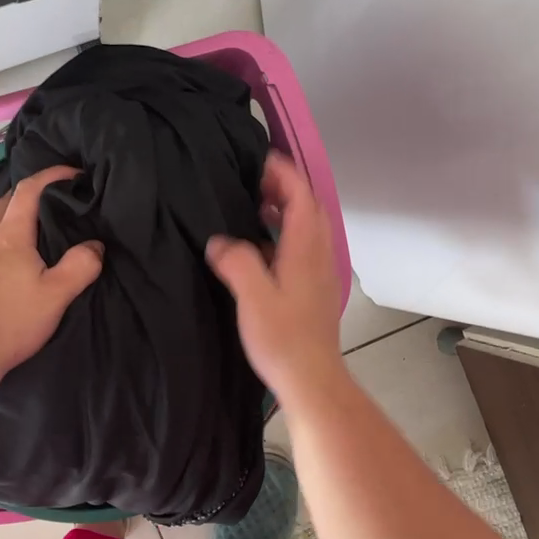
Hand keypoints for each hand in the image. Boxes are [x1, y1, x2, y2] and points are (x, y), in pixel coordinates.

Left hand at [0, 164, 103, 375]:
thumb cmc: (15, 321)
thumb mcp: (58, 294)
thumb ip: (81, 265)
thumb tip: (94, 245)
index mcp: (10, 235)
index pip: (29, 189)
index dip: (51, 175)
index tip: (71, 174)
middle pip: (5, 202)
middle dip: (28, 196)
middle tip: (51, 204)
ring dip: (10, 220)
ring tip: (29, 233)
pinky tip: (3, 262)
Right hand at [206, 154, 344, 400]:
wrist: (312, 379)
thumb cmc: (284, 339)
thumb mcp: (253, 297)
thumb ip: (236, 262)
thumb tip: (219, 241)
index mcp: (306, 248)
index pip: (301, 194)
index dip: (282, 171)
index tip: (256, 159)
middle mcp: (318, 254)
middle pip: (307, 206)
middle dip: (283, 187)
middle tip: (250, 181)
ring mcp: (319, 272)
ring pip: (306, 227)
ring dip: (284, 211)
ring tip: (251, 207)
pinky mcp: (313, 289)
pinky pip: (301, 247)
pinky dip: (283, 234)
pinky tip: (258, 247)